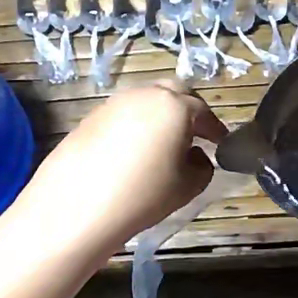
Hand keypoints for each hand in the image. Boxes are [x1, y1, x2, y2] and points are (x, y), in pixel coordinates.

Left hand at [20, 82, 226, 255]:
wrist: (77, 204)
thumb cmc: (143, 194)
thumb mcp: (187, 186)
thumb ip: (202, 166)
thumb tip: (195, 155)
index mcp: (174, 105)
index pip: (203, 111)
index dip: (214, 128)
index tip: (220, 143)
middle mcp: (144, 95)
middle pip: (173, 93)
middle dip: (188, 111)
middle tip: (194, 135)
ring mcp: (113, 103)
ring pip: (145, 101)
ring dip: (159, 116)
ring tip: (162, 145)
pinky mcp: (90, 117)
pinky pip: (122, 115)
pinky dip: (134, 126)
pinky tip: (132, 152)